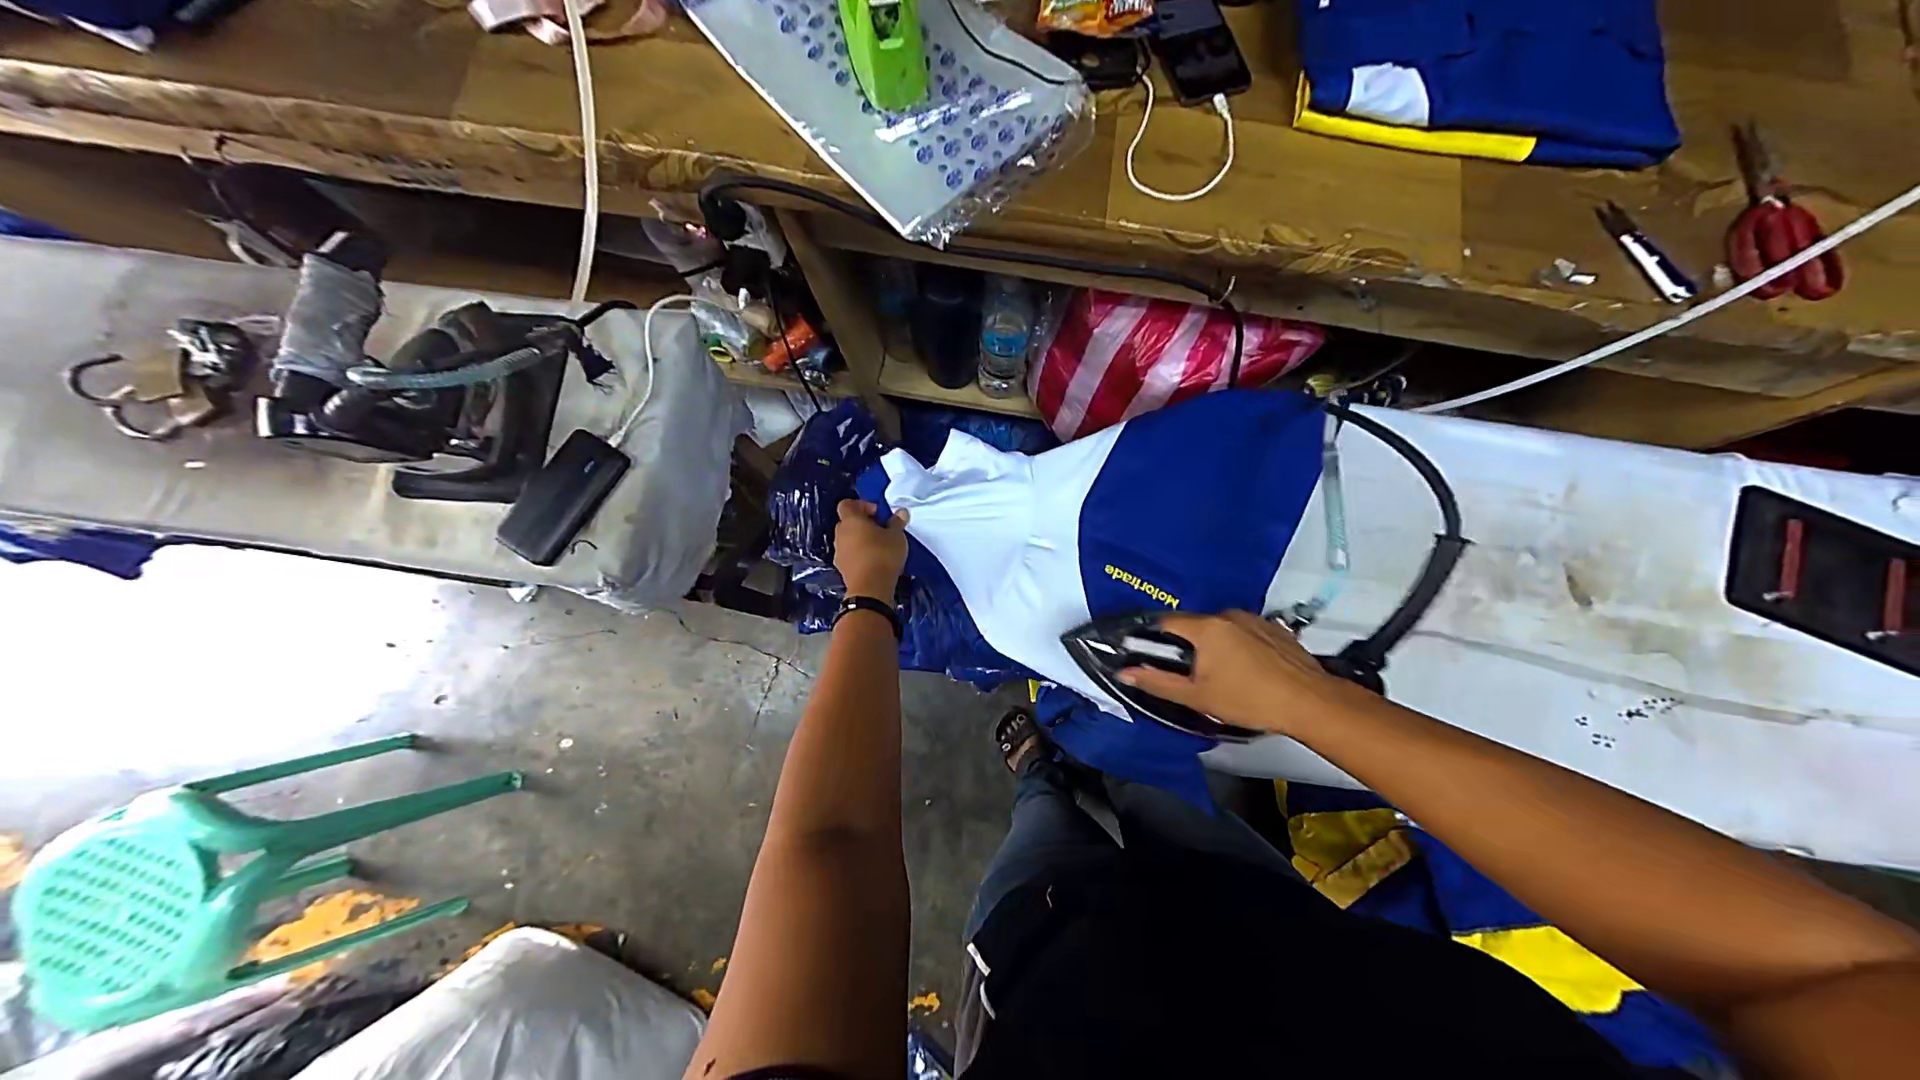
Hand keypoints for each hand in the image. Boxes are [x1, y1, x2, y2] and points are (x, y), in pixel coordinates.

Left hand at [833, 500, 909, 600]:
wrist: (870, 588)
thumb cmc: (883, 555)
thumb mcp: (896, 536)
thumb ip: (897, 522)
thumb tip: (901, 512)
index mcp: (850, 520)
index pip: (847, 504)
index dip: (862, 505)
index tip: (878, 513)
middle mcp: (840, 534)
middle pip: (848, 522)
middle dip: (863, 523)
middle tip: (881, 529)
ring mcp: (839, 552)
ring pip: (848, 539)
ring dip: (860, 540)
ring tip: (878, 547)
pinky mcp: (842, 568)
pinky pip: (849, 554)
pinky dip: (859, 554)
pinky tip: (873, 561)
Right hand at [1118, 611, 1344, 736]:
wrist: (1310, 702)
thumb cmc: (1249, 699)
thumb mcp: (1197, 696)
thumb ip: (1157, 682)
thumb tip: (1125, 672)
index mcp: (1206, 628)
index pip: (1168, 621)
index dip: (1155, 636)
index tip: (1151, 652)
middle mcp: (1229, 615)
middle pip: (1196, 625)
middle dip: (1189, 646)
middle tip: (1193, 674)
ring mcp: (1255, 620)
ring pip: (1223, 629)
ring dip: (1217, 646)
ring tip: (1225, 676)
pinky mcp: (1276, 629)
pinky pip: (1246, 632)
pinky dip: (1240, 646)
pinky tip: (1249, 671)